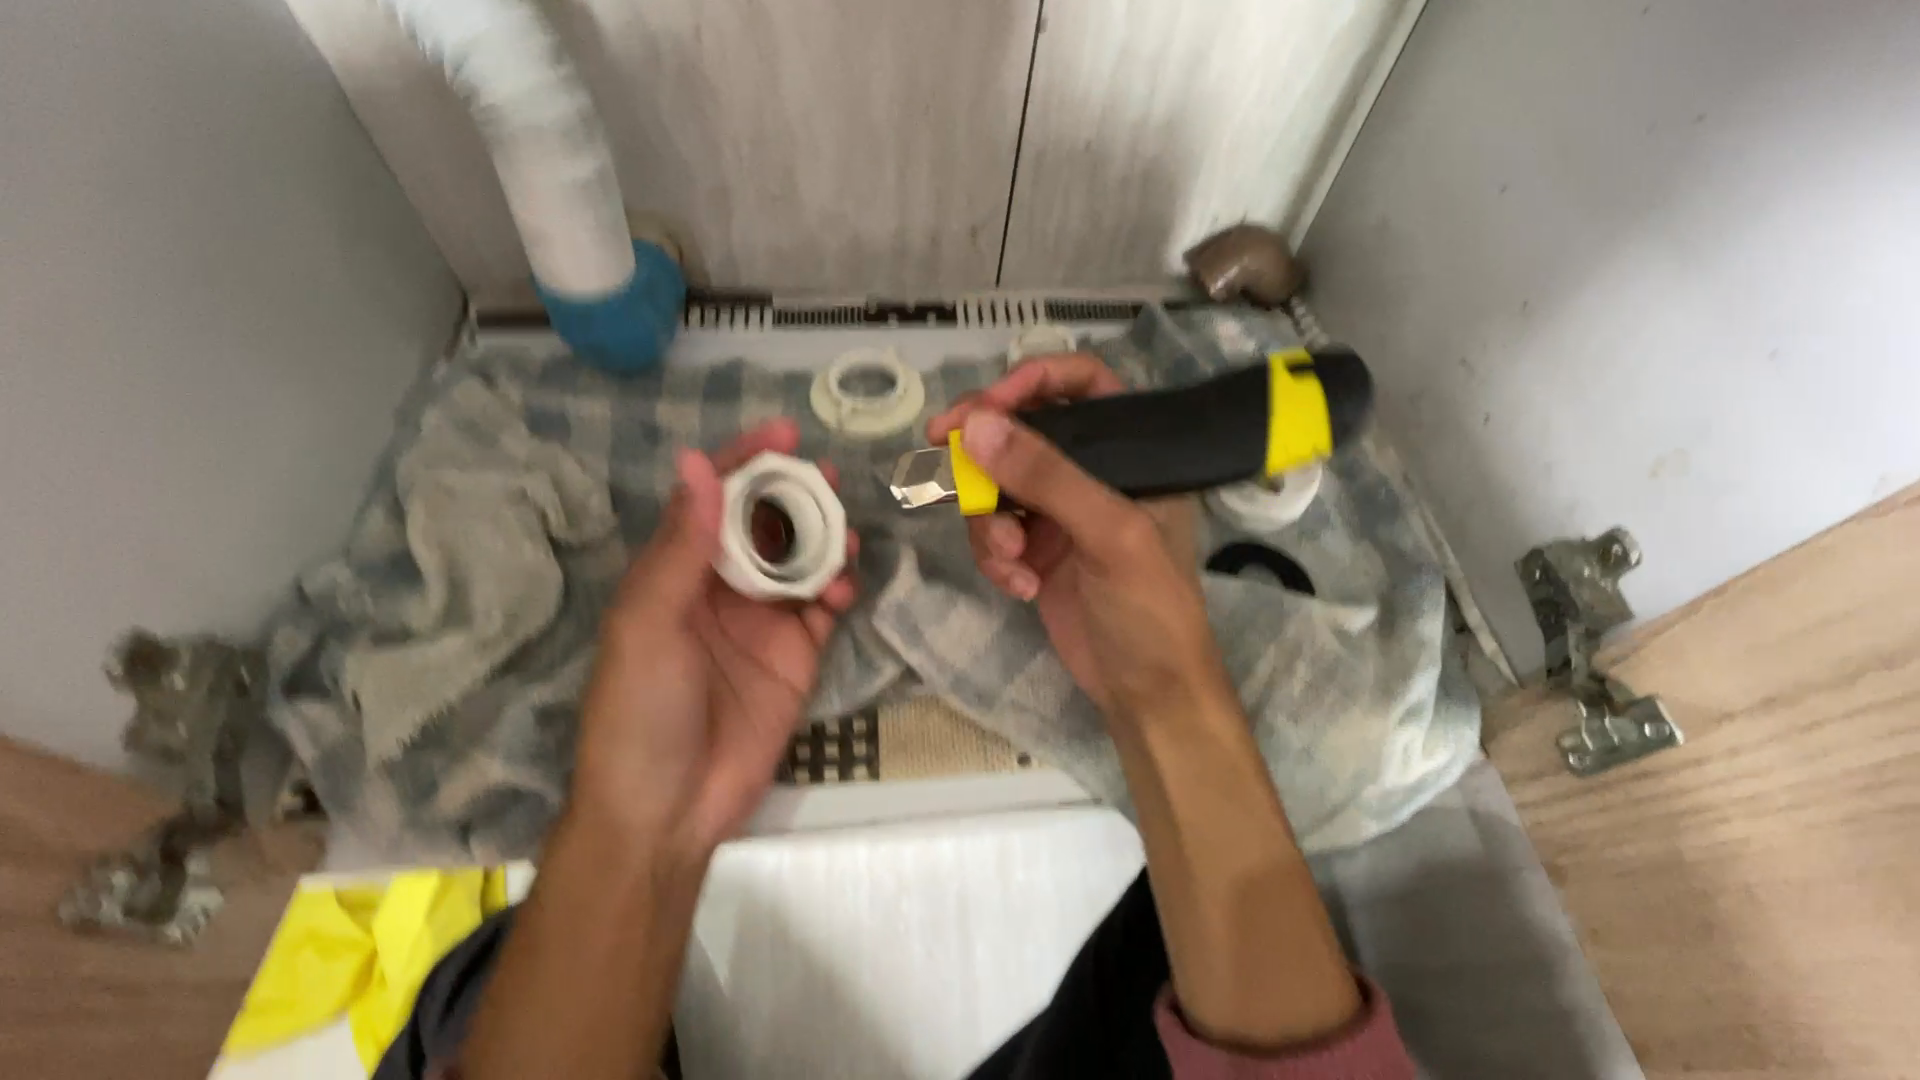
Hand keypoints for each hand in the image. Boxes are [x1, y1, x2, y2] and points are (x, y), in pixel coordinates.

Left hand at [569, 420, 858, 857]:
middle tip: (827, 476)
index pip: (712, 500)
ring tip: (846, 528)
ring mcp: (763, 621)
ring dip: (825, 538)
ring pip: (802, 560)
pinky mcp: (797, 655)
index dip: (745, 462)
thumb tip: (697, 462)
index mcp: (675, 571)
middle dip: (795, 494)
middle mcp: (721, 587)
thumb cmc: (641, 710)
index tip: (784, 434)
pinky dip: (839, 588)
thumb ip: (681, 547)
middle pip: (765, 523)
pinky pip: (824, 608)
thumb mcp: (649, 623)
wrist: (668, 809)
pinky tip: (843, 586)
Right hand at [927, 354, 1232, 720]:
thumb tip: (975, 423)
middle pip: (1023, 432)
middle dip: (984, 451)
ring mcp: (1061, 514)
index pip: (1083, 385)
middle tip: (939, 449)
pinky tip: (1019, 587)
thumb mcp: (1109, 533)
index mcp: (1131, 454)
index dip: (1033, 382)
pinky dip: (995, 556)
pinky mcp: (1037, 552)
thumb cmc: (1151, 610)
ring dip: (989, 520)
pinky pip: (994, 531)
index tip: (987, 405)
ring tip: (1010, 559)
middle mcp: (1094, 475)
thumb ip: (1046, 476)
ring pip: (997, 485)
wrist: (1147, 694)